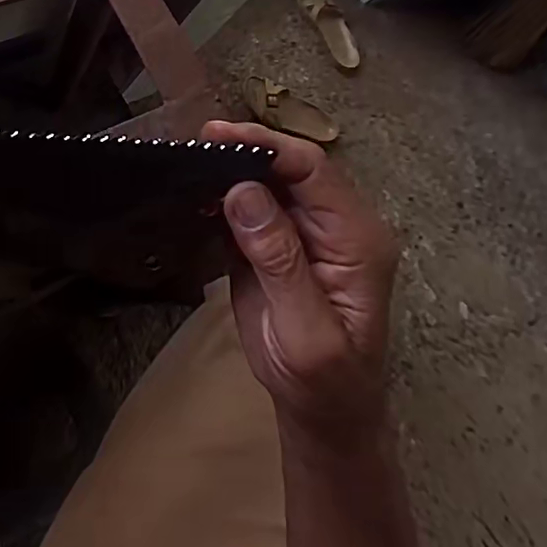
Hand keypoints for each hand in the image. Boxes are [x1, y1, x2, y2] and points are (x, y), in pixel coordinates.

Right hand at [201, 120, 399, 441]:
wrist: (320, 410)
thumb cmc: (323, 380)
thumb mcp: (305, 330)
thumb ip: (279, 260)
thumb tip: (244, 192)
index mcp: (355, 238)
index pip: (313, 171)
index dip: (267, 146)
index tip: (219, 136)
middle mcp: (334, 224)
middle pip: (291, 167)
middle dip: (246, 148)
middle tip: (197, 141)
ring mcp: (304, 230)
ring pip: (269, 180)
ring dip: (231, 166)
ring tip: (190, 158)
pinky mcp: (275, 240)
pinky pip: (251, 202)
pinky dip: (223, 192)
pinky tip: (196, 190)